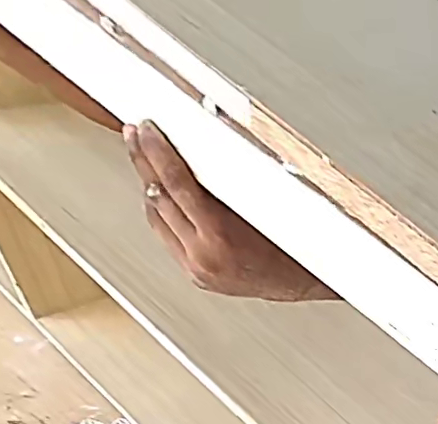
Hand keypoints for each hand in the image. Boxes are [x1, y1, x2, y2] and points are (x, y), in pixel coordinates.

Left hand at [122, 122, 336, 301]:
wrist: (303, 279)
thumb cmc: (293, 239)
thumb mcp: (263, 195)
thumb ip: (228, 170)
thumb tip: (205, 132)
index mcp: (220, 234)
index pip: (176, 182)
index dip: (156, 151)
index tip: (146, 130)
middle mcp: (204, 255)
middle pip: (159, 200)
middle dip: (144, 163)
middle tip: (134, 136)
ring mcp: (198, 269)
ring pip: (157, 221)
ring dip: (149, 188)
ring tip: (143, 162)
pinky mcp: (197, 276)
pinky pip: (168, 239)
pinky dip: (162, 215)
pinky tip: (161, 198)